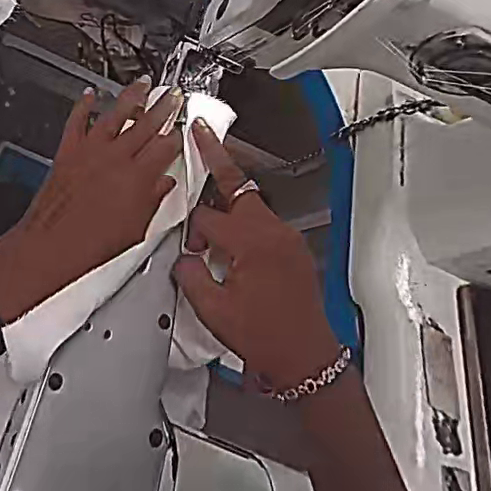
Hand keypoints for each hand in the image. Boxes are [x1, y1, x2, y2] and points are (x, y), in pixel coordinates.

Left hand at [0, 78, 183, 321]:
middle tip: (174, 95)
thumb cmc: (90, 245)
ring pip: (116, 114)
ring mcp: (91, 150)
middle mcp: (116, 157)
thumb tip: (165, 187)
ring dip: (132, 96)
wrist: (50, 247)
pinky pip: (77, 120)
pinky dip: (83, 105)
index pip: (167, 146)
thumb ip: (154, 201)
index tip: (184, 131)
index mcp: (138, 176)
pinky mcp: (69, 151)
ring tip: (143, 84)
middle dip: (165, 107)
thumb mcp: (136, 228)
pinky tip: (89, 95)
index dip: (178, 137)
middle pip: (147, 123)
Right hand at [174, 120, 341, 390]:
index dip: (190, 229)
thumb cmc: (267, 337)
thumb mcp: (213, 310)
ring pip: (251, 204)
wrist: (306, 356)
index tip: (184, 240)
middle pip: (237, 186)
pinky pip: (265, 224)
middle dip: (216, 160)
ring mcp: (287, 238)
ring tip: (213, 201)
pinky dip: (246, 224)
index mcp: (251, 243)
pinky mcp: (293, 249)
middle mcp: (273, 232)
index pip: (208, 217)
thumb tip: (184, 260)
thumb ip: (191, 276)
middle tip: (202, 134)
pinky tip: (235, 244)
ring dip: (229, 203)